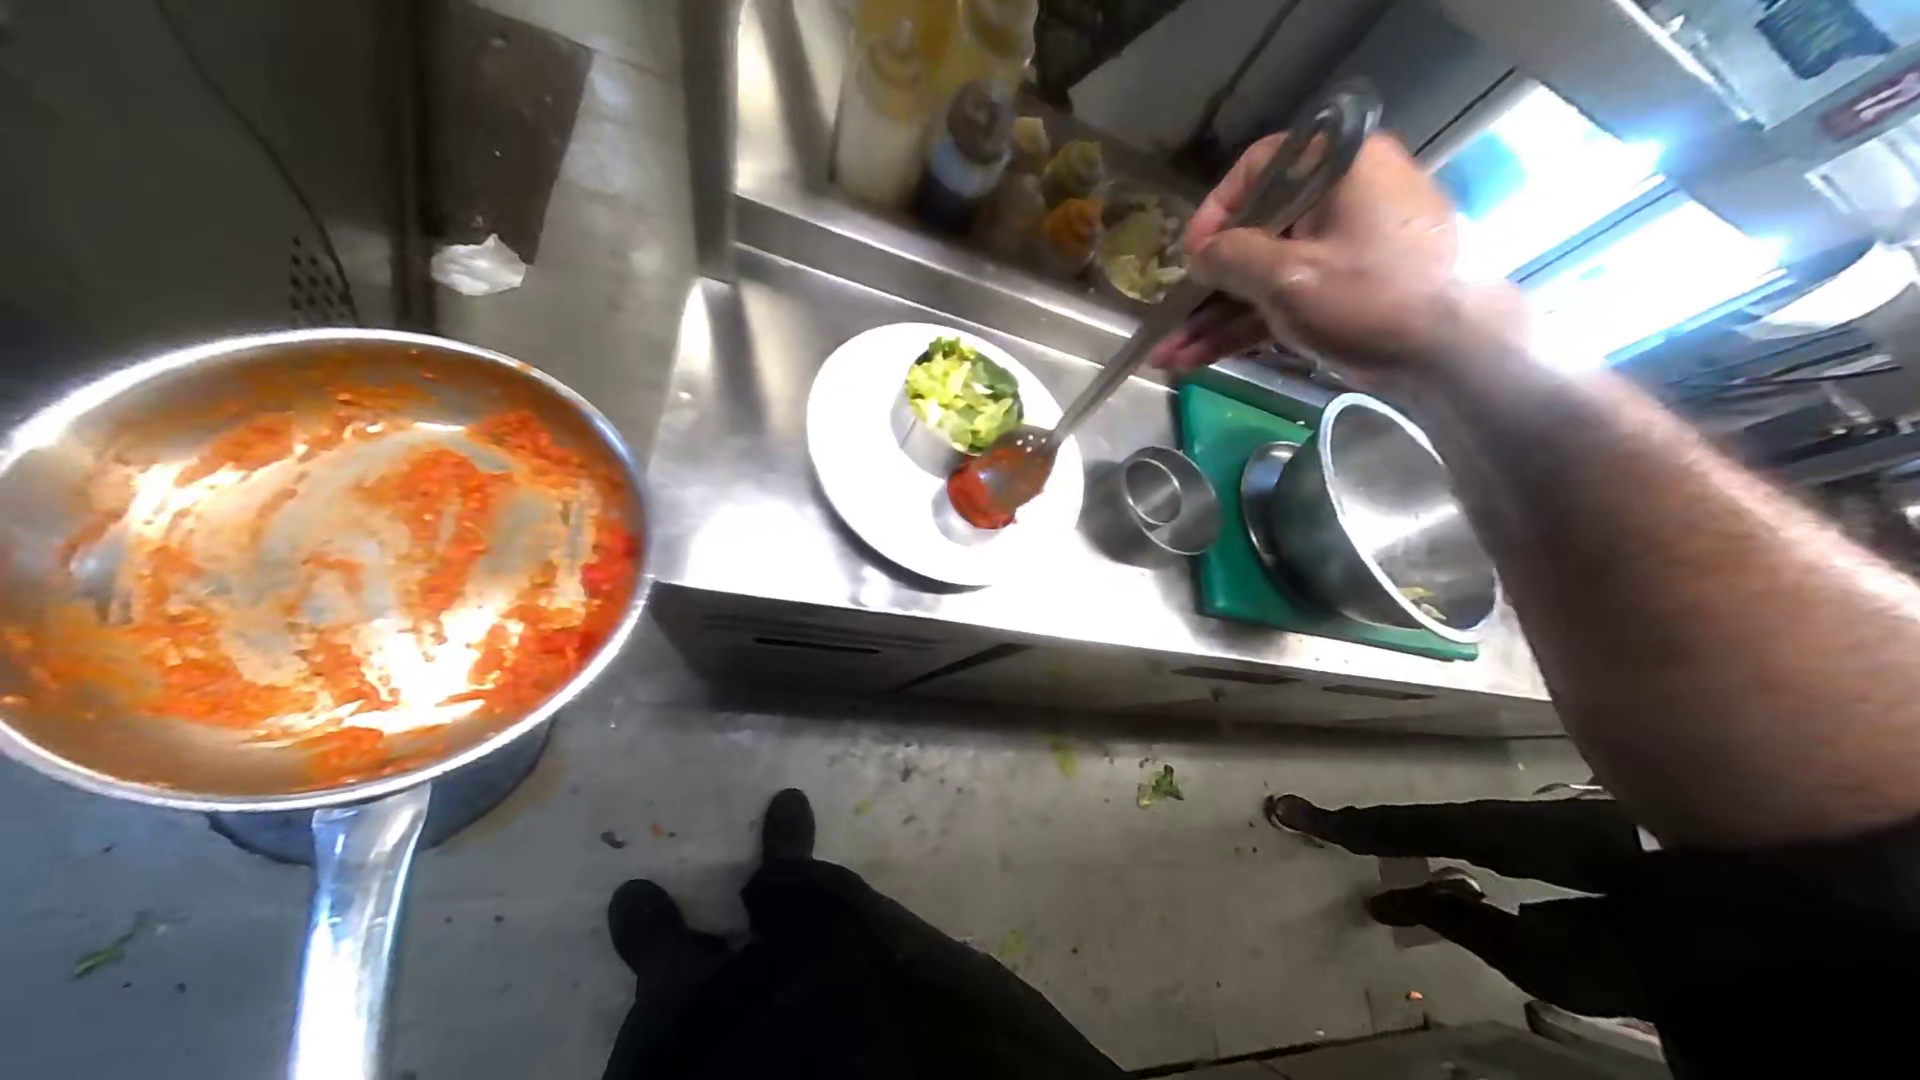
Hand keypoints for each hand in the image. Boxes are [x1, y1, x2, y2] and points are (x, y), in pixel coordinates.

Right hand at [1153, 132, 1523, 387]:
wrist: (1456, 356)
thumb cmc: (1371, 298)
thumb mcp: (1287, 276)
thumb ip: (1230, 258)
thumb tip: (1200, 253)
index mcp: (1337, 170)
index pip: (1260, 168)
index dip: (1216, 211)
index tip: (1191, 255)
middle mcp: (1338, 203)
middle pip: (1254, 237)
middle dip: (1204, 289)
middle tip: (1167, 320)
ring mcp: (1340, 254)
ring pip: (1262, 281)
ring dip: (1213, 321)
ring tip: (1167, 357)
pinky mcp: (1341, 295)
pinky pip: (1281, 304)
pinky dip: (1242, 331)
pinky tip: (1196, 361)